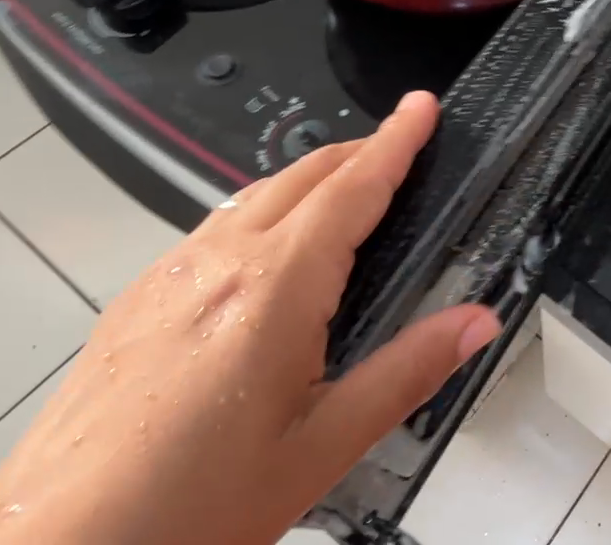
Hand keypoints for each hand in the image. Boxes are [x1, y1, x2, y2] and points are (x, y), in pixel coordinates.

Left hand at [0, 92, 500, 544]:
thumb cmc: (188, 509)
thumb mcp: (323, 447)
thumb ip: (408, 372)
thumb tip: (478, 320)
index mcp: (275, 287)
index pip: (352, 188)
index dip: (395, 141)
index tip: (420, 106)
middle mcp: (217, 263)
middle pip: (303, 174)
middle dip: (359, 149)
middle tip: (401, 146)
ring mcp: (165, 277)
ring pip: (254, 195)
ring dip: (311, 178)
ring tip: (346, 193)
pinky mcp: (132, 302)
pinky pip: (213, 228)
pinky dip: (263, 210)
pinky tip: (268, 253)